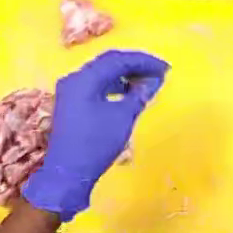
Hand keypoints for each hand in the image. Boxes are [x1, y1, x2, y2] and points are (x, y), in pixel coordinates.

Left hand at [22, 49, 168, 220]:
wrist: (68, 173)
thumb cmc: (96, 143)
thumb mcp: (122, 118)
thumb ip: (138, 95)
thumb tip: (152, 82)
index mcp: (84, 78)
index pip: (117, 60)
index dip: (143, 61)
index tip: (164, 68)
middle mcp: (74, 79)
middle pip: (107, 64)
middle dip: (134, 66)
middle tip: (158, 72)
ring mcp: (70, 92)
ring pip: (101, 75)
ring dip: (124, 76)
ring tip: (146, 84)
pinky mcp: (71, 105)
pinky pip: (95, 88)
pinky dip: (113, 88)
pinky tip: (128, 95)